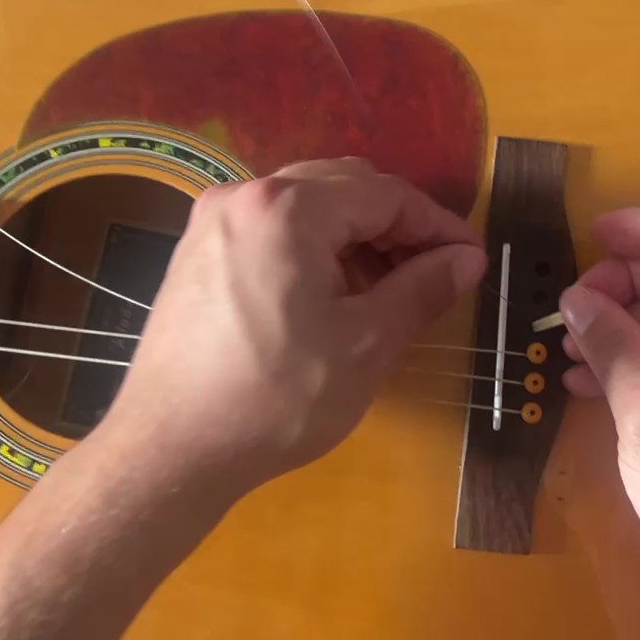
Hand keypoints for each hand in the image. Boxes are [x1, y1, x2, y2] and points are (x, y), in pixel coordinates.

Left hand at [100, 159, 486, 497]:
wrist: (168, 454)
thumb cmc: (275, 398)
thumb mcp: (365, 344)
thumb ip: (423, 288)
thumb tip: (468, 259)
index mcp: (288, 208)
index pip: (386, 195)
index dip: (437, 225)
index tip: (471, 259)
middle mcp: (245, 194)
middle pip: (347, 186)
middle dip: (398, 225)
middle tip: (433, 271)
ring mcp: (215, 219)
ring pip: (311, 203)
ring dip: (358, 234)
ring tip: (386, 287)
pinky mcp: (200, 249)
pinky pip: (276, 225)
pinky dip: (316, 244)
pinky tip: (333, 291)